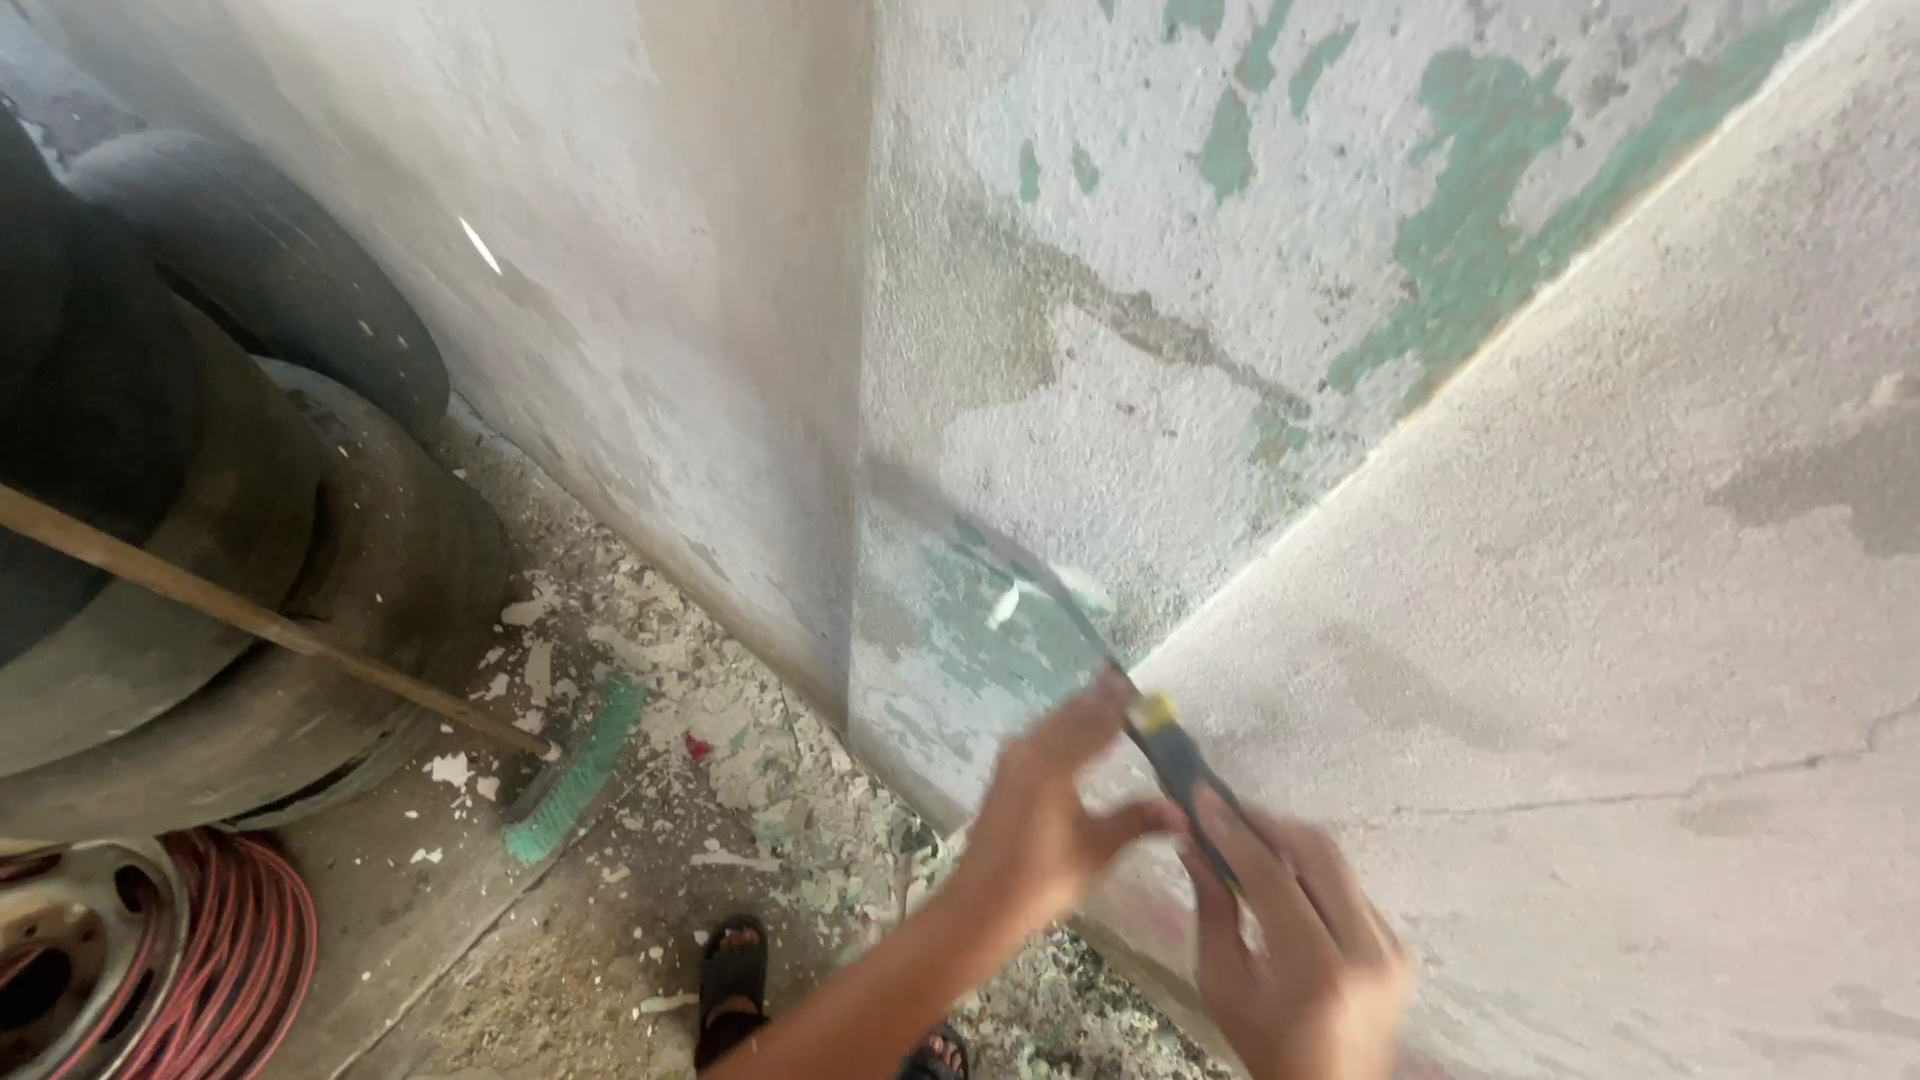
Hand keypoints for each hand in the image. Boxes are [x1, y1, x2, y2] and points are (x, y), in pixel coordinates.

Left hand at [945, 668, 1186, 937]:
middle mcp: (1030, 750)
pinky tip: (1075, 729)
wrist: (981, 903)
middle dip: (1099, 697)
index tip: (1142, 687)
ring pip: (1053, 721)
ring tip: (1106, 694)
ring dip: (1080, 708)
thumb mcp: (1096, 850)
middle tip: (1125, 679)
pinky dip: (1063, 724)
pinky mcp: (1006, 771)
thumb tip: (1185, 812)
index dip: (1120, 704)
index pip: (1096, 723)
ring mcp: (1013, 758)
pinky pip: (1041, 734)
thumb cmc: (1042, 879)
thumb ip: (1138, 821)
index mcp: (1054, 764)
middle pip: (1072, 714)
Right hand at [1183, 787, 1411, 1079]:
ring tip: (1246, 837)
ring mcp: (1390, 949)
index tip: (1202, 796)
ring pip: (1335, 863)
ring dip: (1287, 842)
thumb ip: (1212, 908)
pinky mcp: (1398, 947)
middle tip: (1227, 811)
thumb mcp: (1222, 981)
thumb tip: (1191, 844)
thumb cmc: (1265, 1044)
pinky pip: (1347, 887)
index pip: (1271, 876)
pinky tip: (1278, 875)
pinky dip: (1308, 870)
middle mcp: (1366, 953)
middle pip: (1317, 852)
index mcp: (1316, 970)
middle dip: (1266, 821)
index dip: (1232, 829)